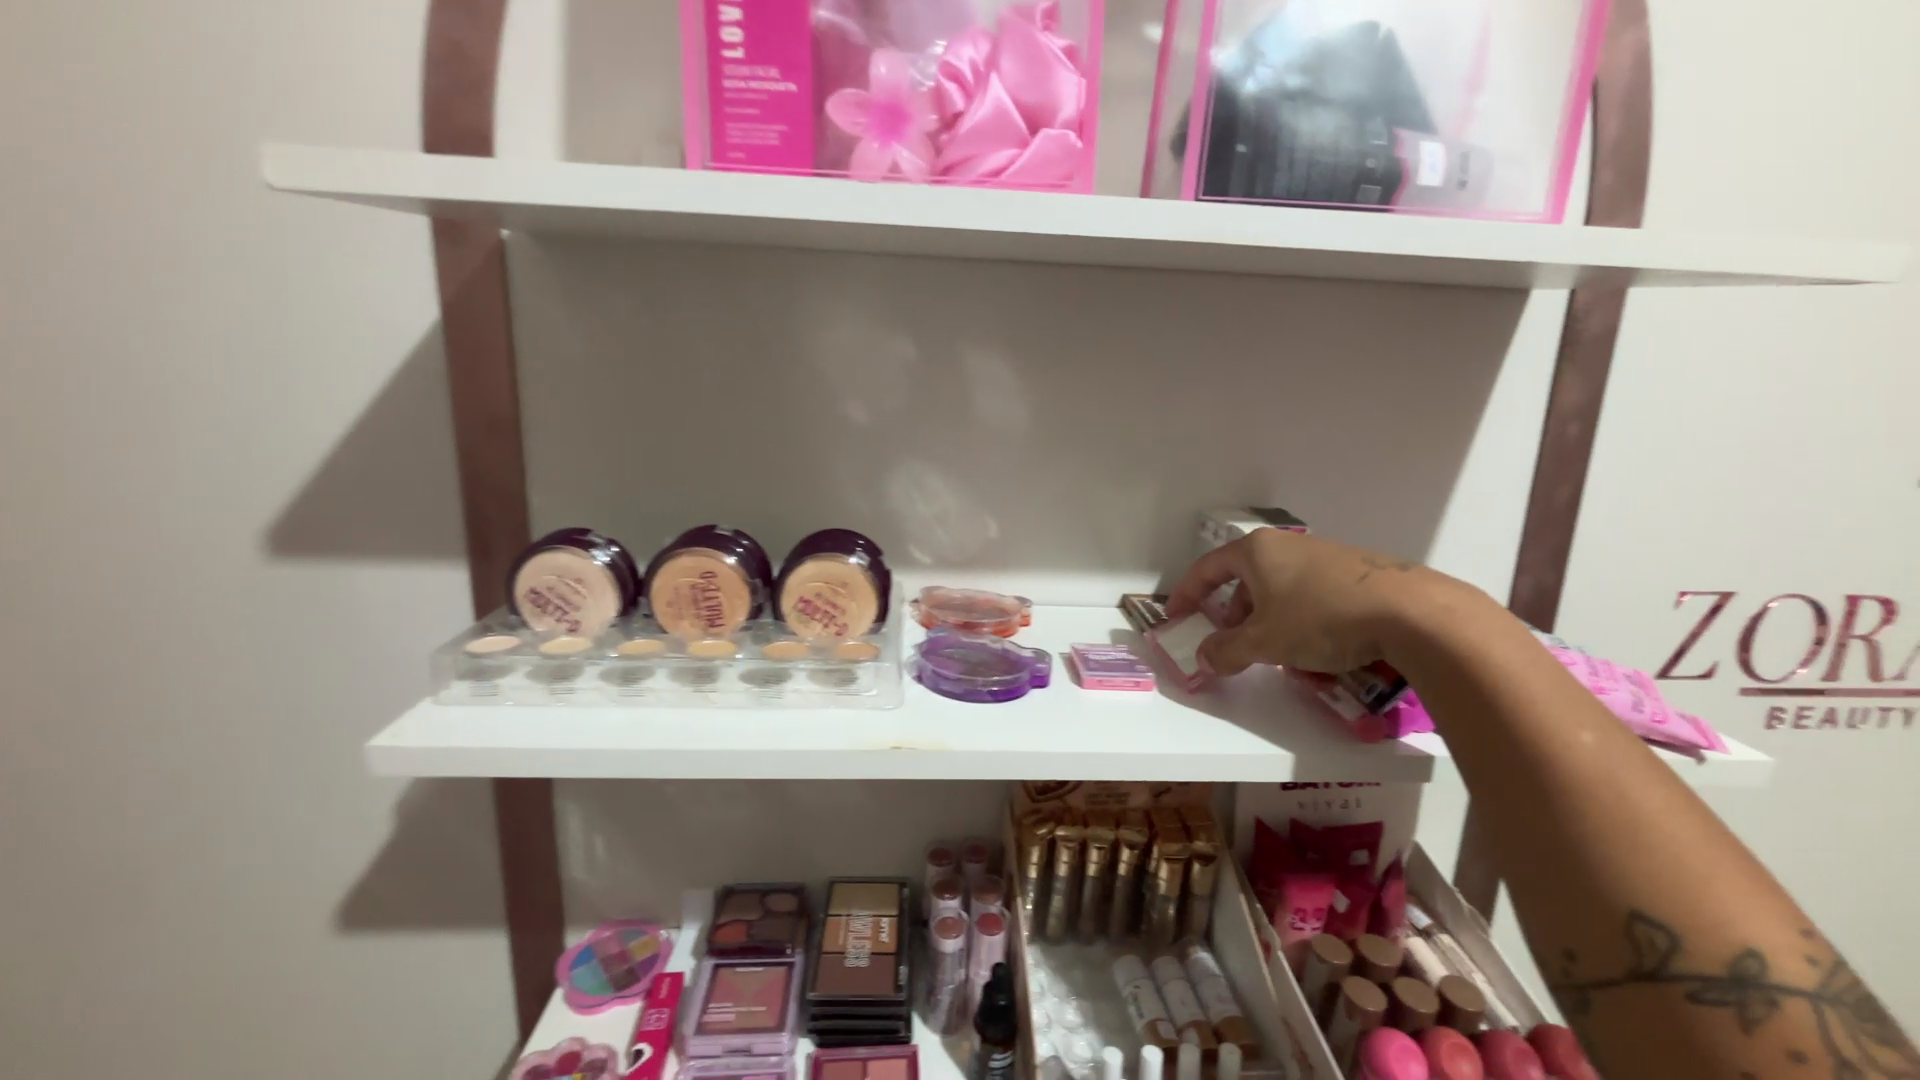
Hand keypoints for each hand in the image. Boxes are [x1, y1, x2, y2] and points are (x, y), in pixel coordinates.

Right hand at [1164, 530, 1433, 676]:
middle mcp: (1286, 546)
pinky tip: (1312, 644)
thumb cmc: (1321, 618)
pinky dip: (1296, 616)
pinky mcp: (1352, 571)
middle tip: (1229, 642)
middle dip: (1231, 613)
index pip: (1206, 569)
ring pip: (1277, 587)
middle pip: (1243, 578)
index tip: (1175, 618)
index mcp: (1256, 551)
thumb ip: (1226, 651)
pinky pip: (1307, 593)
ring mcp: (1322, 555)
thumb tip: (1205, 657)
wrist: (1409, 612)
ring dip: (1265, 618)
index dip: (1186, 595)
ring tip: (1272, 650)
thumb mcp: (1264, 642)